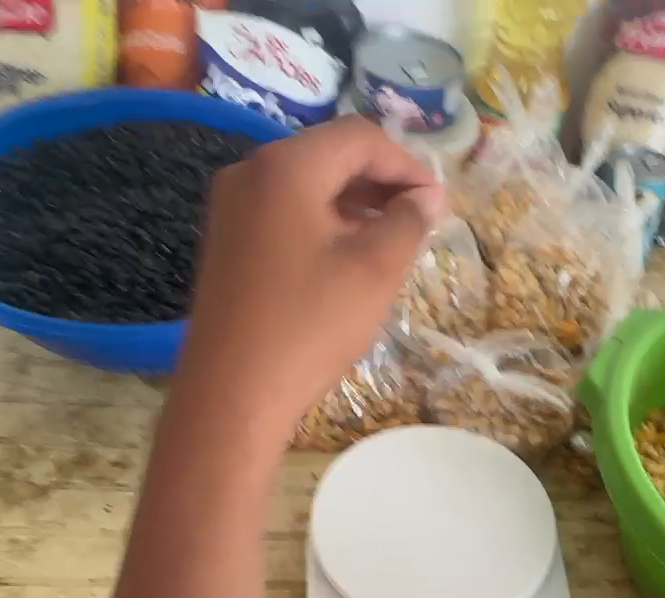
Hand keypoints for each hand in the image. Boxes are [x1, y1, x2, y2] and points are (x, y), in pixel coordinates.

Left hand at [177, 117, 443, 435]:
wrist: (233, 392)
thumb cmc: (309, 327)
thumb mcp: (374, 272)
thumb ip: (408, 223)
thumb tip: (428, 197)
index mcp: (285, 167)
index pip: (358, 138)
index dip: (406, 164)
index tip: (438, 202)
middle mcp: (249, 173)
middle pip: (328, 157)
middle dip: (380, 183)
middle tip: (420, 220)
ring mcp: (230, 210)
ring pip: (305, 188)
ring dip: (354, 206)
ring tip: (391, 241)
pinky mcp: (226, 245)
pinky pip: (283, 215)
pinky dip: (322, 225)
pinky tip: (347, 260)